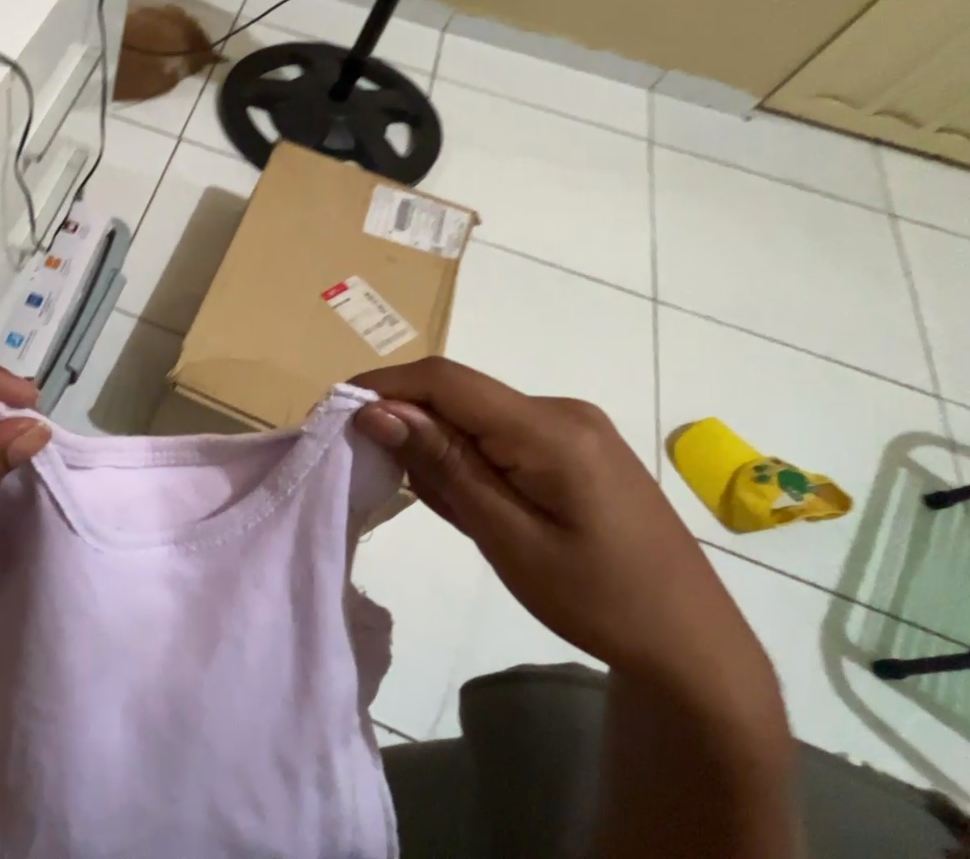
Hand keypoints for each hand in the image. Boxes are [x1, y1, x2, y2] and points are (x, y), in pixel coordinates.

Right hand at [348, 357, 772, 699]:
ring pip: (473, 419)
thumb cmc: (595, 598)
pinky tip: (479, 511)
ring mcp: (572, 430)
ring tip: (452, 514)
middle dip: (410, 428)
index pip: (445, 379)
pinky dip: (468, 464)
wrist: (689, 644)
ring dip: (440, 452)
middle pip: (457, 396)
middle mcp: (561, 412)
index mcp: (550, 429)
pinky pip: (498, 437)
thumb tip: (376, 410)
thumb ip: (442, 465)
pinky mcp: (574, 450)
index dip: (382, 385)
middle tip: (389, 485)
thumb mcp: (506, 536)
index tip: (334, 416)